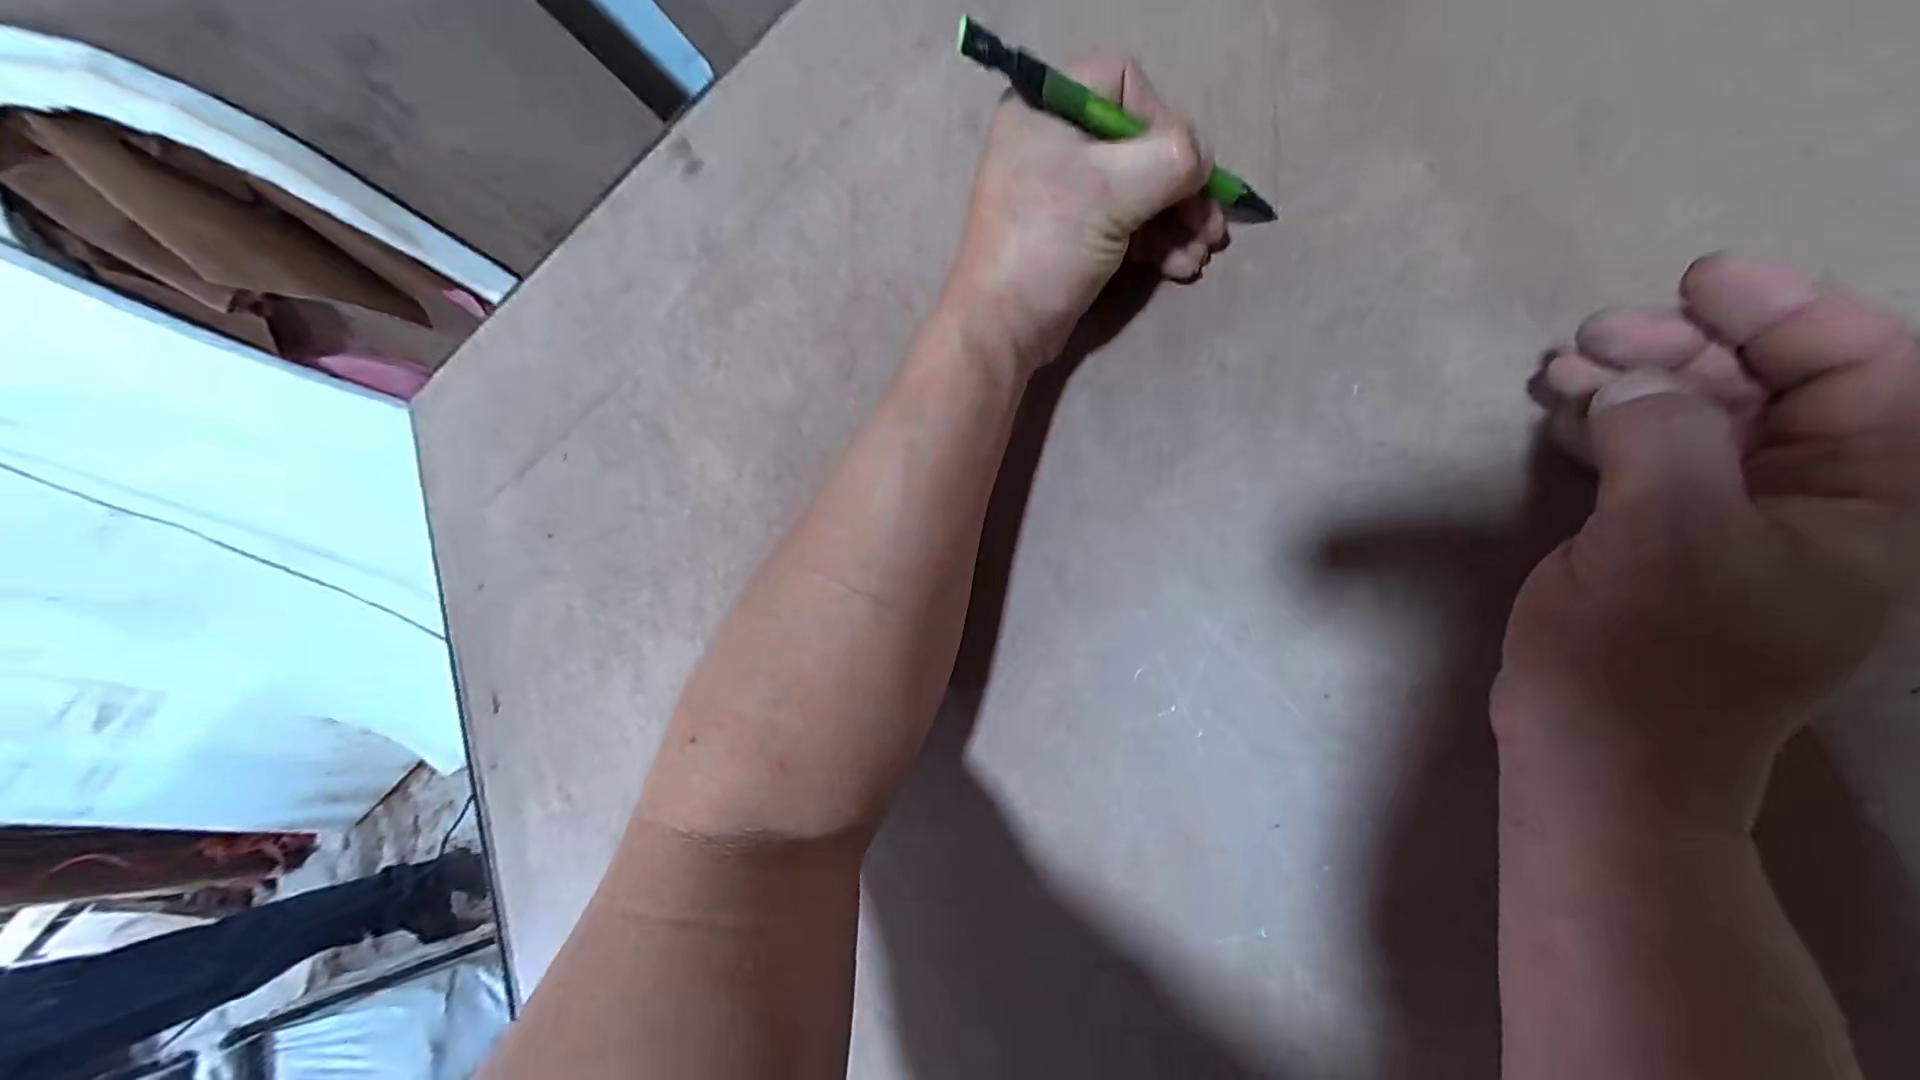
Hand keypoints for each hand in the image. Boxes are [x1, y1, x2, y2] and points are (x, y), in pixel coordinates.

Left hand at [942, 58, 1228, 372]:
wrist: (1003, 329)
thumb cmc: (1046, 246)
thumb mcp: (1111, 191)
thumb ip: (1171, 159)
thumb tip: (1203, 161)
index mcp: (1046, 112)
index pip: (1123, 86)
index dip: (1163, 122)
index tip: (1184, 169)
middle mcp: (1055, 145)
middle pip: (1141, 147)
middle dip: (1183, 188)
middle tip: (1214, 224)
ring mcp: (1066, 196)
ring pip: (1142, 192)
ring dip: (1180, 222)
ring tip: (1204, 253)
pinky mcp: (1076, 239)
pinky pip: (1129, 227)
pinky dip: (1160, 244)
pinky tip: (1184, 267)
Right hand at [1499, 255, 1919, 823]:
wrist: (1597, 750)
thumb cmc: (1649, 652)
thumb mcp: (1668, 534)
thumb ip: (1664, 438)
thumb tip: (1623, 382)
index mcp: (1868, 503)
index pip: (1862, 374)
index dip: (1787, 313)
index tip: (1700, 278)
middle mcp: (1812, 506)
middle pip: (1765, 393)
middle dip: (1682, 350)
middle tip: (1594, 330)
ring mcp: (1725, 528)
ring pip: (1692, 427)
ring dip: (1629, 387)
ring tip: (1559, 365)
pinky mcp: (1655, 546)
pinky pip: (1644, 464)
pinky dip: (1604, 432)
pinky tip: (1563, 414)